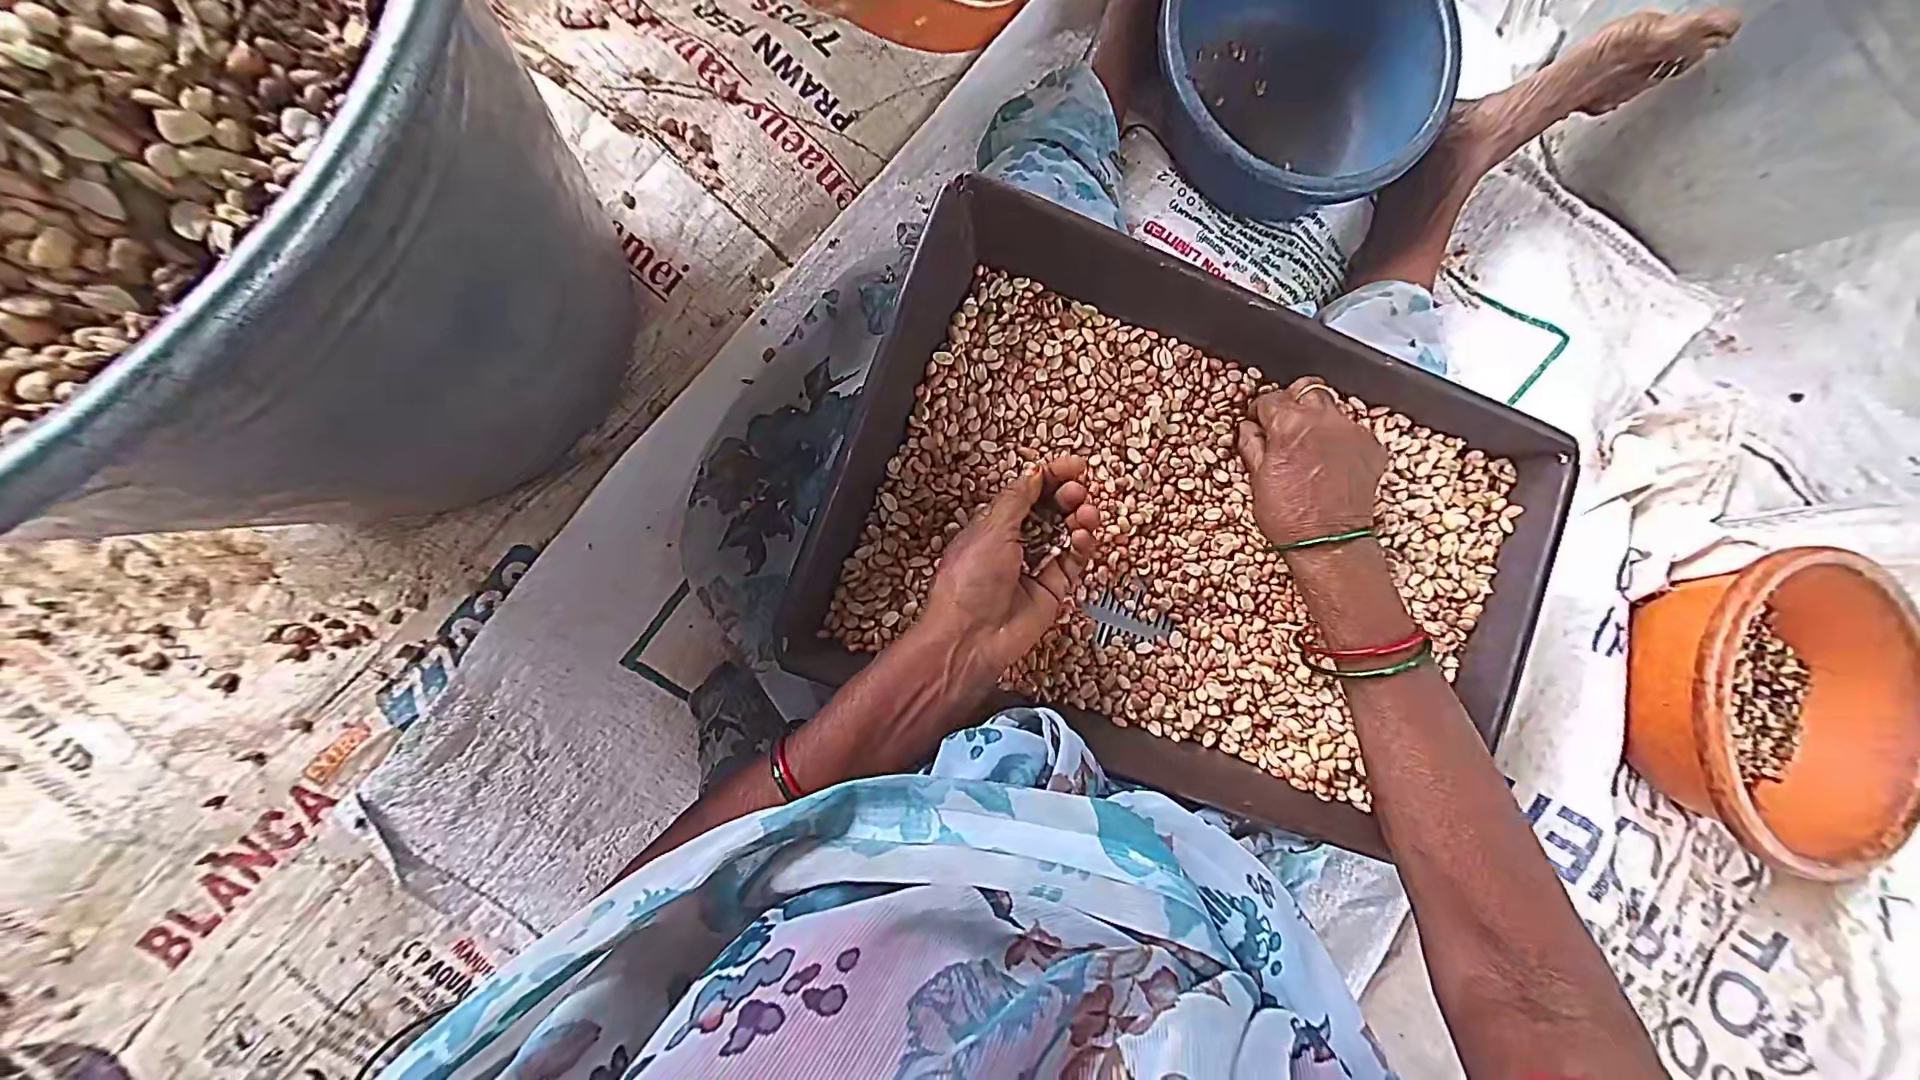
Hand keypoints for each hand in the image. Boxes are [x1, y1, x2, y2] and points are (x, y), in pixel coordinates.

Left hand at [915, 456, 1100, 684]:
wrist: (970, 638)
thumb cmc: (967, 585)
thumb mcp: (991, 529)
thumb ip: (1018, 500)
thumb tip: (1034, 474)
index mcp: (993, 526)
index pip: (1027, 493)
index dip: (1050, 477)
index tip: (1073, 466)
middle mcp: (1014, 544)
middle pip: (1049, 511)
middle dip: (1066, 496)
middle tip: (1078, 490)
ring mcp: (1034, 567)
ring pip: (1065, 534)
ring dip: (1078, 518)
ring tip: (1085, 512)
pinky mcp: (1052, 589)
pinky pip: (1074, 560)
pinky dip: (1083, 545)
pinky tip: (1085, 534)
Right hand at [1237, 377, 1385, 547]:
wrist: (1327, 540)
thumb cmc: (1288, 514)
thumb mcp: (1256, 478)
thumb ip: (1253, 445)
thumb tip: (1249, 429)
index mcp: (1289, 424)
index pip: (1270, 399)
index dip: (1260, 411)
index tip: (1257, 422)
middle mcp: (1324, 419)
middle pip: (1307, 389)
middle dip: (1292, 402)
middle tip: (1282, 424)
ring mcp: (1351, 431)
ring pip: (1331, 406)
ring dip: (1316, 416)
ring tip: (1306, 440)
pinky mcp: (1371, 446)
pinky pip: (1351, 429)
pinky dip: (1337, 436)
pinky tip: (1327, 458)